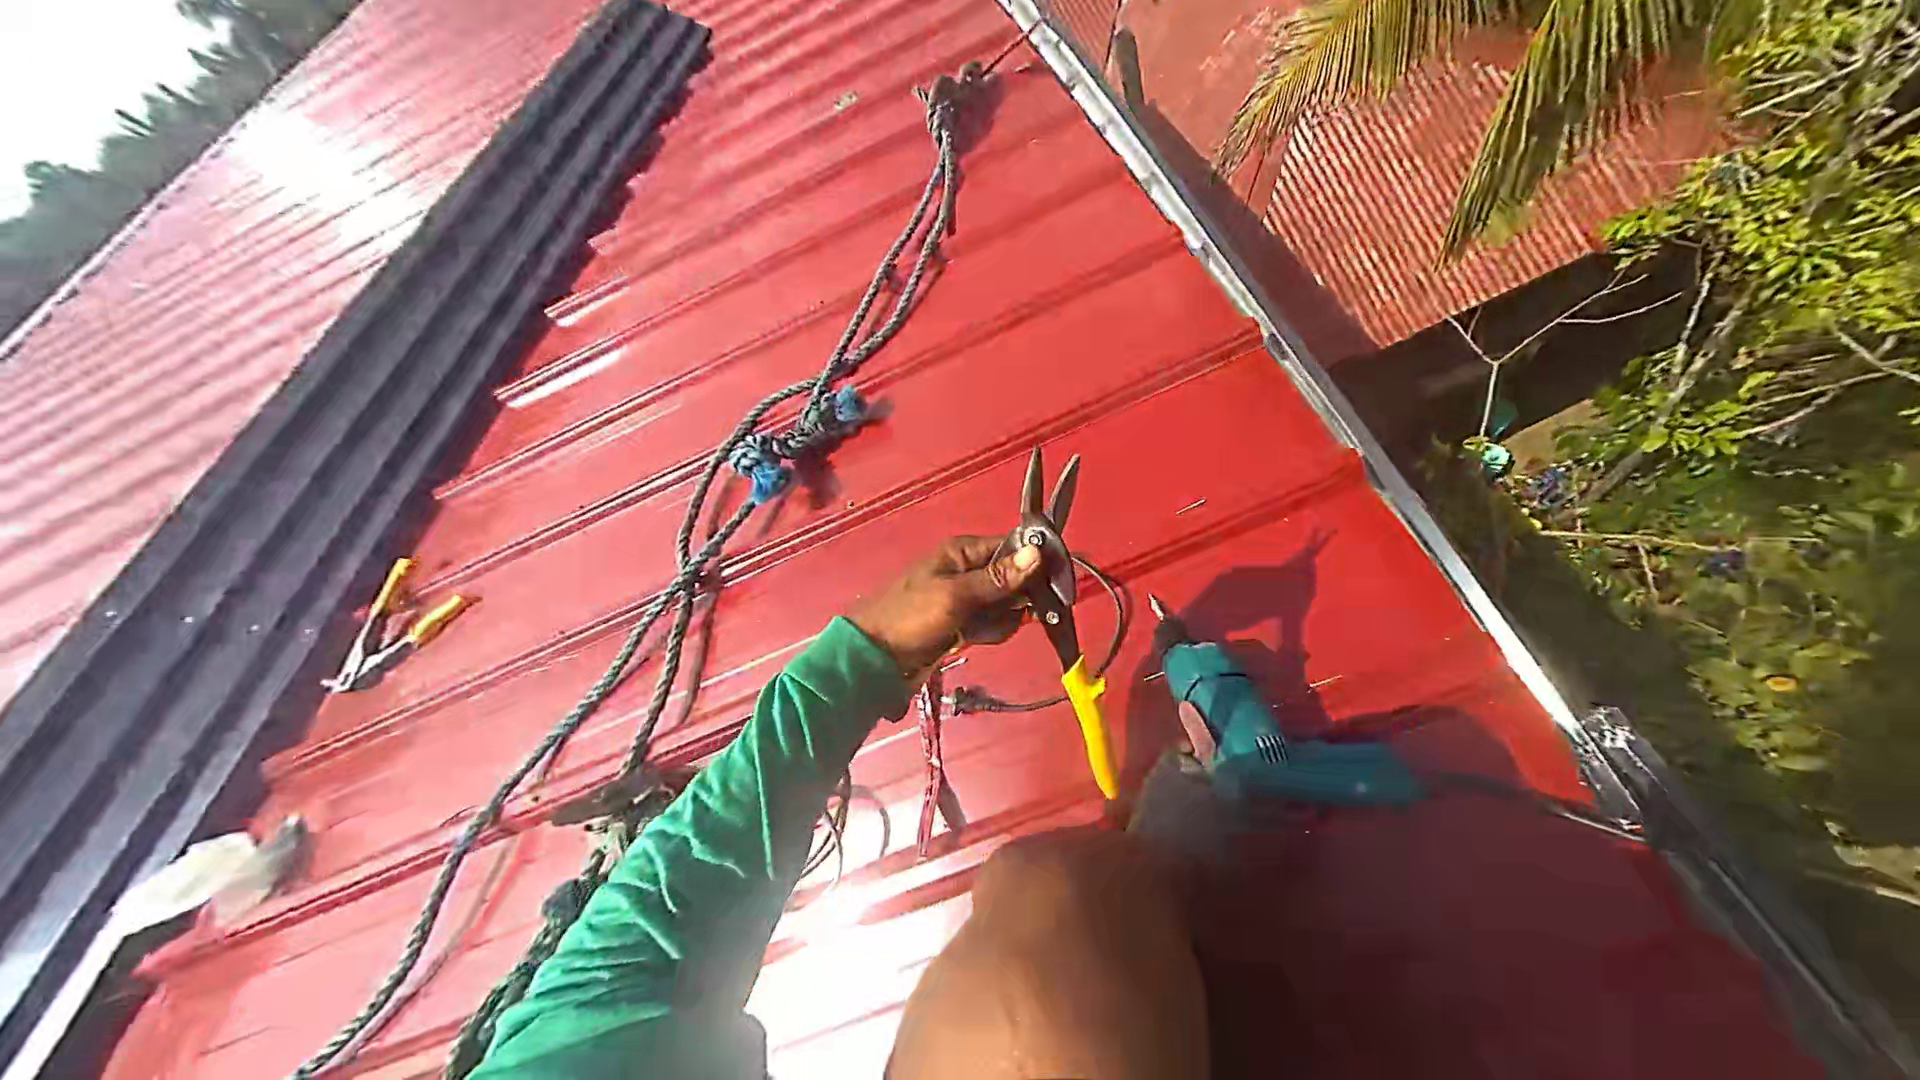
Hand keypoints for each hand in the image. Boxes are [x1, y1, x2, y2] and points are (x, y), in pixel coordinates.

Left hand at [849, 535, 1043, 679]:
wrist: (876, 660)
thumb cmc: (911, 619)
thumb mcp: (955, 596)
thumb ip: (998, 578)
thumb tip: (1038, 552)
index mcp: (963, 552)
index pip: (1013, 547)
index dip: (1035, 564)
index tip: (1054, 585)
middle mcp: (969, 570)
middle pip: (1016, 579)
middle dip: (1016, 600)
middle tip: (1002, 614)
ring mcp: (968, 598)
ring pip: (1008, 606)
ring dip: (1000, 621)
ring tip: (976, 629)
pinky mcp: (966, 623)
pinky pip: (994, 624)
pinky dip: (989, 632)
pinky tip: (972, 638)